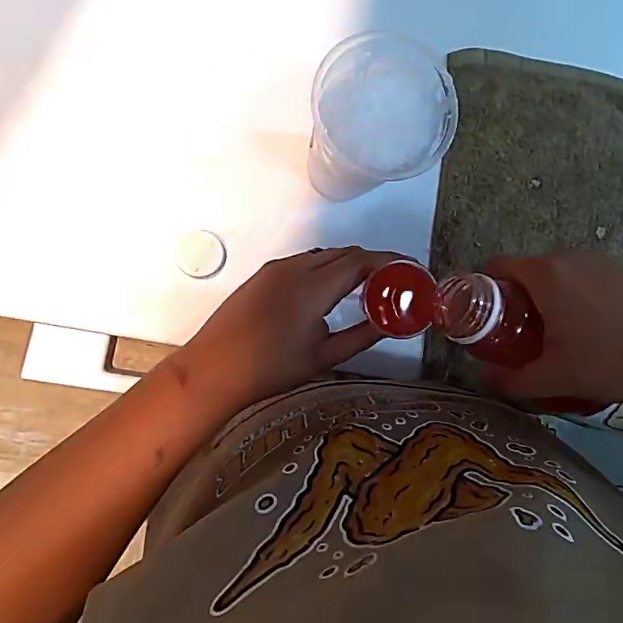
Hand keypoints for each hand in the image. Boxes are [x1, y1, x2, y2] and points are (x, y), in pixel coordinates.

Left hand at [166, 246, 402, 411]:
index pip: (362, 260)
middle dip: (373, 262)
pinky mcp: (263, 276)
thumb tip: (388, 324)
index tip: (409, 268)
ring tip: (367, 287)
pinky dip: (326, 268)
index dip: (390, 261)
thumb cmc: (269, 369)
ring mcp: (276, 269)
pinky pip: (304, 262)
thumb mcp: (325, 357)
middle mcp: (295, 268)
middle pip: (345, 253)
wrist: (213, 369)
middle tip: (394, 281)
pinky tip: (332, 291)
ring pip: (323, 255)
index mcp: (314, 286)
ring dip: (349, 264)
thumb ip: (362, 335)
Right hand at [480, 252, 622, 405]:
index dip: (481, 293)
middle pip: (526, 274)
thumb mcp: (558, 377)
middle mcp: (571, 259)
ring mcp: (603, 263)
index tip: (481, 325)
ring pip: (558, 281)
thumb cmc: (616, 359)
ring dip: (546, 307)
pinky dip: (574, 305)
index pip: (495, 266)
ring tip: (555, 345)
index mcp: (546, 274)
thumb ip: (513, 380)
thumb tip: (485, 381)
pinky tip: (594, 339)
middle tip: (516, 343)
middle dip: (514, 306)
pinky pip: (585, 284)